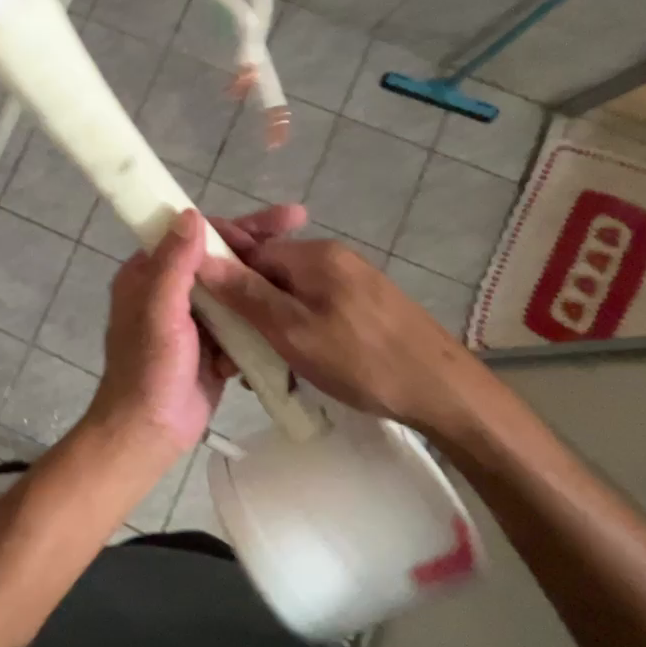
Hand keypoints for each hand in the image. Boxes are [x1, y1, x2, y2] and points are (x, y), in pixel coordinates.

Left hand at [92, 206, 305, 449]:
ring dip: (262, 285)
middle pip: (217, 260)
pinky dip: (259, 320)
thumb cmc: (149, 367)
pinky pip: (242, 322)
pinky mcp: (211, 346)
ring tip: (303, 273)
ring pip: (234, 290)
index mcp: (146, 276)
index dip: (232, 226)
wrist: (151, 430)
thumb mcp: (159, 311)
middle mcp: (167, 292)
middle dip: (255, 248)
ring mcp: (191, 320)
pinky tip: (290, 315)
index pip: (191, 235)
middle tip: (299, 223)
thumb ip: (173, 265)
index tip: (276, 220)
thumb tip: (191, 214)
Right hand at [195, 225, 499, 442]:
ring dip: (265, 325)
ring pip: (286, 295)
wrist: (446, 395)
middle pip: (265, 272)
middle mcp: (331, 258)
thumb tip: (199, 257)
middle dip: (241, 306)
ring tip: (254, 365)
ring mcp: (350, 282)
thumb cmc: (363, 361)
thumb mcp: (292, 331)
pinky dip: (292, 331)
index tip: (201, 314)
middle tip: (228, 351)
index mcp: (313, 255)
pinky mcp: (363, 306)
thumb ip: (245, 293)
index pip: (245, 251)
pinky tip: (289, 362)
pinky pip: (309, 309)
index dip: (219, 278)